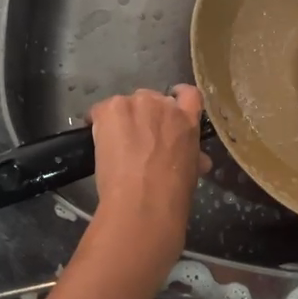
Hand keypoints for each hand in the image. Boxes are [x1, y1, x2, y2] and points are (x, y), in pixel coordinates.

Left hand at [87, 86, 203, 261]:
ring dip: (122, 119)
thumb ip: (192, 156)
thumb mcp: (191, 171)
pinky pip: (101, 110)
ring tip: (116, 144)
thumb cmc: (172, 195)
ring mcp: (135, 104)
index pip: (189, 95)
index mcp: (187, 120)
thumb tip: (200, 161)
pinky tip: (98, 141)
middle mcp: (162, 104)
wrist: (143, 203)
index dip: (178, 98)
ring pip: (125, 105)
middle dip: (145, 115)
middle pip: (151, 99)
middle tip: (138, 139)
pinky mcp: (111, 108)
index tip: (169, 107)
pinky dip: (98, 123)